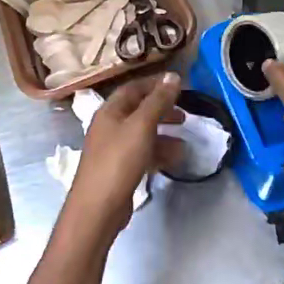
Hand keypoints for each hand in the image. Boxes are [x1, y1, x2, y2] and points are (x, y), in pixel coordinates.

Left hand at [68, 72, 182, 233]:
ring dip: (164, 134)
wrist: (98, 208)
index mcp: (110, 111)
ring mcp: (113, 149)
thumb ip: (158, 101)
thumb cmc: (119, 161)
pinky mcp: (120, 169)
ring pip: (142, 134)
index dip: (155, 84)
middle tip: (184, 114)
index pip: (133, 88)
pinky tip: (175, 159)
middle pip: (138, 110)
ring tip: (184, 141)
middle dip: (162, 110)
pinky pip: (142, 154)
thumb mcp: (141, 126)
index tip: (179, 85)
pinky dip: (159, 153)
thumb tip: (173, 76)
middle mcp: (109, 126)